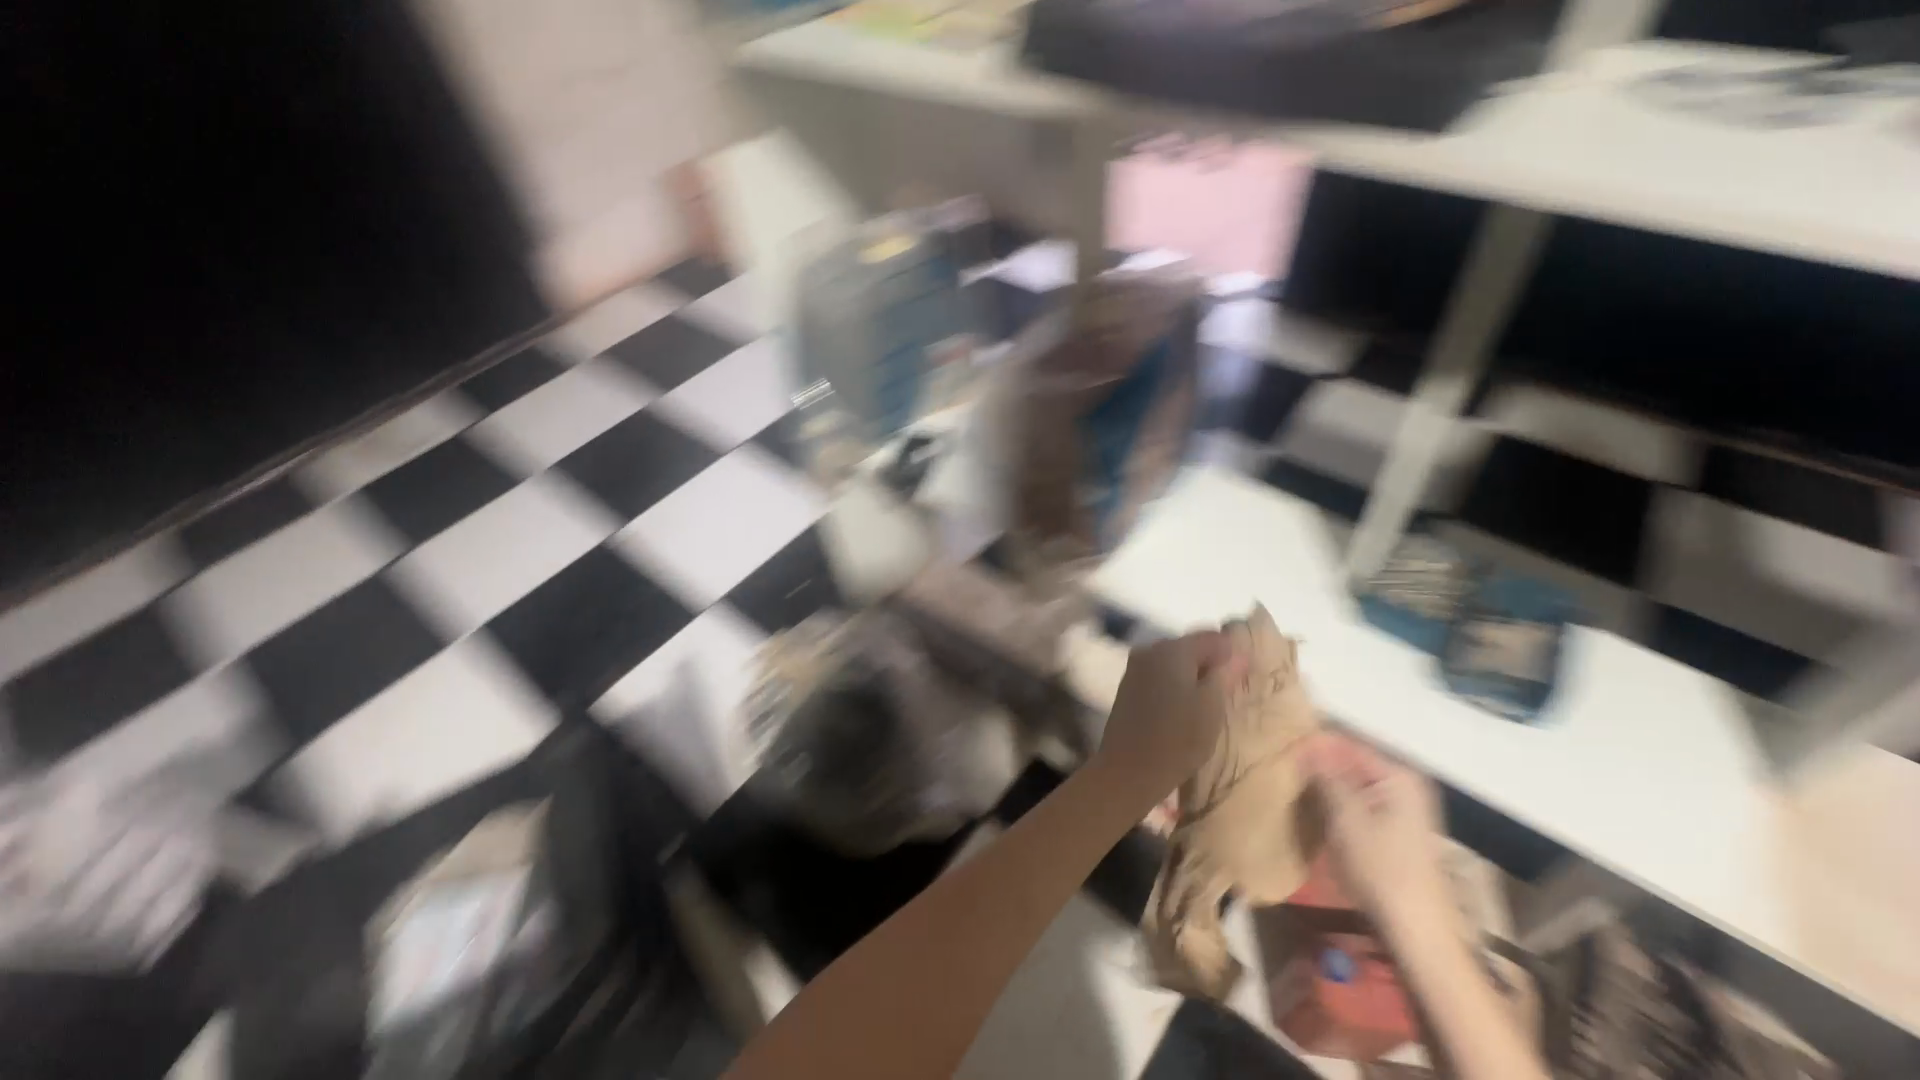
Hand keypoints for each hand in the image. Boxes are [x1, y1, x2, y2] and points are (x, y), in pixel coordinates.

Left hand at [1093, 631, 1244, 800]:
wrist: (1128, 771)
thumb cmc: (1177, 738)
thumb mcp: (1211, 706)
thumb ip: (1225, 674)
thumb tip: (1238, 653)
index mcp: (1172, 649)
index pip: (1212, 638)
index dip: (1232, 654)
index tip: (1244, 677)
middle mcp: (1150, 651)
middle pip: (1190, 647)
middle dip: (1211, 664)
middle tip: (1228, 691)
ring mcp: (1135, 669)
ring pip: (1174, 663)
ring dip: (1192, 676)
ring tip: (1208, 704)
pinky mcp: (1128, 688)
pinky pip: (1160, 677)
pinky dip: (1175, 686)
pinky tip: (1184, 709)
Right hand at [1305, 732, 1451, 936]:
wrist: (1415, 926)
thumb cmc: (1380, 867)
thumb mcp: (1346, 817)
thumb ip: (1326, 776)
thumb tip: (1307, 743)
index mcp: (1399, 775)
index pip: (1349, 743)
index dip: (1316, 743)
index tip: (1283, 746)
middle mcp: (1406, 785)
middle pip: (1355, 763)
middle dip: (1321, 764)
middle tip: (1285, 767)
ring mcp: (1405, 809)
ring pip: (1357, 785)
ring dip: (1329, 786)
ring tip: (1296, 787)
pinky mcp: (1399, 830)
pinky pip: (1363, 804)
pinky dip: (1341, 804)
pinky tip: (1320, 811)